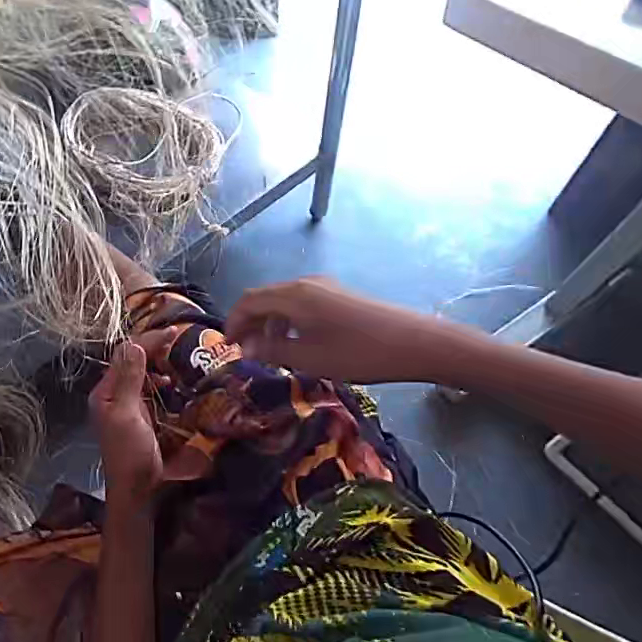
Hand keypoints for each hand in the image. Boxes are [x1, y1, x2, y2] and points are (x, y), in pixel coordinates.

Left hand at [89, 342, 162, 506]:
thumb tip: (135, 345)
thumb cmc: (129, 453)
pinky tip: (168, 382)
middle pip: (130, 360)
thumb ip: (130, 380)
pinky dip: (157, 379)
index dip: (148, 341)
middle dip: (152, 346)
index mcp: (105, 391)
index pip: (125, 355)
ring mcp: (124, 404)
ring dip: (155, 360)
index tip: (174, 332)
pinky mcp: (137, 414)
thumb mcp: (128, 414)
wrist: (135, 488)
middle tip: (177, 336)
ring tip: (174, 353)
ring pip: (139, 372)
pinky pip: (146, 387)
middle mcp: (112, 393)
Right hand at [227, 277, 487, 383]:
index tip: (226, 347)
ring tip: (270, 354)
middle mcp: (305, 284)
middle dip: (250, 324)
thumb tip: (245, 348)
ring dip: (269, 325)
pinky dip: (289, 323)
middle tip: (244, 353)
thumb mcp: (309, 358)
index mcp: (293, 295)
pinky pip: (301, 305)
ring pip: (283, 303)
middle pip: (264, 299)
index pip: (248, 301)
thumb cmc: (357, 352)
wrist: (415, 343)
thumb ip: (272, 350)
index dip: (233, 323)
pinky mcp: (339, 297)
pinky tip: (297, 345)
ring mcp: (324, 288)